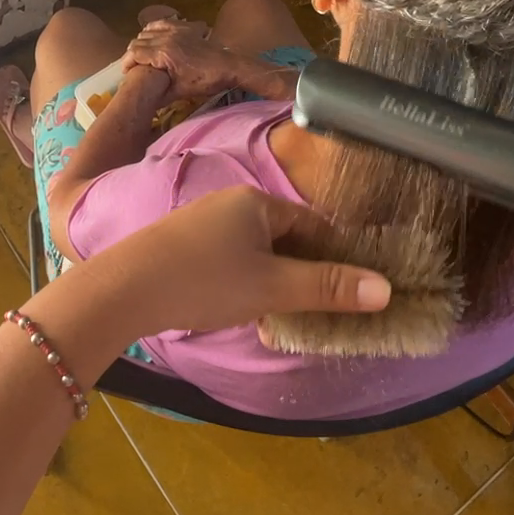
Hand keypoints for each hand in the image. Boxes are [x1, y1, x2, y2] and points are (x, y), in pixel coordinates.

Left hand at [67, 187, 391, 340]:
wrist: (126, 288)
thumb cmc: (206, 280)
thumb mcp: (272, 286)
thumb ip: (327, 287)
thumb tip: (387, 288)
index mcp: (256, 202)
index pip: (312, 224)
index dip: (336, 255)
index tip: (353, 288)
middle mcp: (230, 203)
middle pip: (284, 236)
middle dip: (305, 270)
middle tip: (322, 307)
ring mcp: (203, 223)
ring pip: (256, 250)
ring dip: (275, 279)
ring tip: (286, 313)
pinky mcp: (184, 246)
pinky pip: (231, 259)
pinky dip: (246, 280)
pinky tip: (244, 308)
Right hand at [122, 19, 251, 100]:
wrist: (229, 67)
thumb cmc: (205, 81)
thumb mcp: (179, 92)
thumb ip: (157, 95)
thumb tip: (142, 102)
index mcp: (162, 53)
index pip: (133, 53)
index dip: (126, 63)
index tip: (126, 73)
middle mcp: (165, 37)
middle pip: (137, 41)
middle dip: (132, 54)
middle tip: (135, 68)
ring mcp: (175, 30)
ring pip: (147, 31)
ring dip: (142, 42)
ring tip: (145, 55)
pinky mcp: (184, 27)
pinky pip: (161, 23)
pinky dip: (154, 29)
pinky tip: (156, 38)